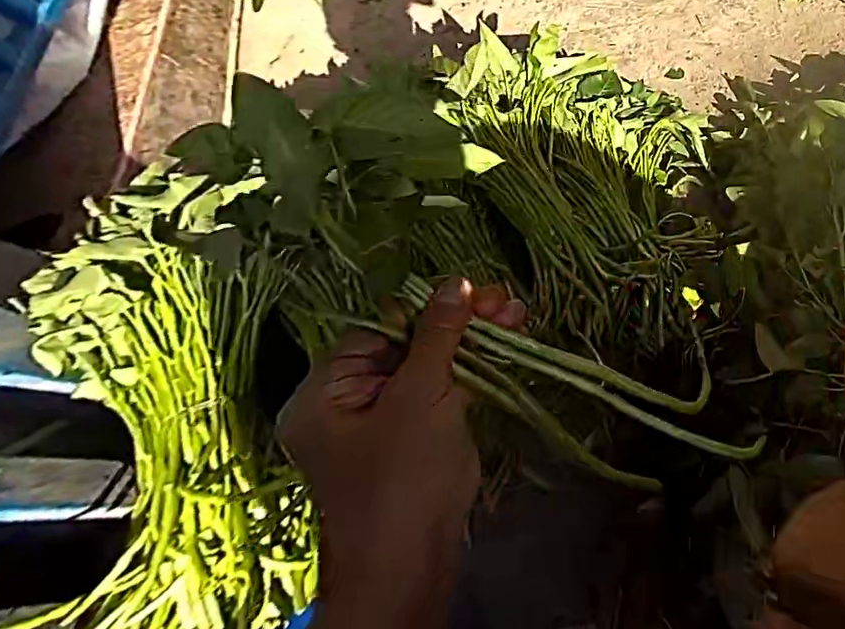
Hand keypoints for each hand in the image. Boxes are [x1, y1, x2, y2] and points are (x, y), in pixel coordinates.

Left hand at [278, 278, 525, 628]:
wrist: (414, 562)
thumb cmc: (402, 477)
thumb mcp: (418, 397)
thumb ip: (437, 334)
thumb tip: (454, 282)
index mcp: (328, 390)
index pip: (382, 328)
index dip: (428, 306)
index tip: (472, 290)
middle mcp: (355, 396)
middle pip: (413, 339)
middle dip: (461, 318)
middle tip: (502, 302)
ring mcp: (393, 410)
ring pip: (437, 356)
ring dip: (478, 334)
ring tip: (516, 312)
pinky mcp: (425, 422)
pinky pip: (450, 378)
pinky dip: (479, 358)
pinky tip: (509, 335)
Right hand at [770, 479, 844, 628]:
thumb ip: (792, 622)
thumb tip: (778, 616)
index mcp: (786, 553)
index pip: (776, 579)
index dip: (797, 598)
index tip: (817, 611)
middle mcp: (799, 514)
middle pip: (796, 544)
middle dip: (812, 563)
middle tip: (840, 592)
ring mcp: (827, 493)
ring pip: (817, 523)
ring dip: (829, 540)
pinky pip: (841, 508)